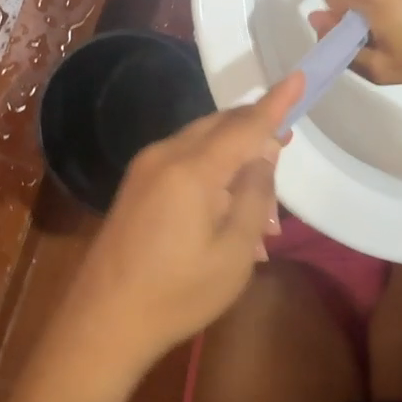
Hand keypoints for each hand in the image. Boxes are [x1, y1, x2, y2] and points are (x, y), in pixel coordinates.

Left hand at [61, 72, 305, 375]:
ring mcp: (144, 169)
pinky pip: (183, 161)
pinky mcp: (135, 186)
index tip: (300, 76)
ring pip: (202, 142)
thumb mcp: (235, 252)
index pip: (245, 124)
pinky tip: (225, 211)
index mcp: (193, 169)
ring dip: (234, 158)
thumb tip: (262, 156)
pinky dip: (211, 172)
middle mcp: (165, 155)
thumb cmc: (177, 293)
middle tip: (283, 155)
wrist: (102, 325)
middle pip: (220, 125)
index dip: (276, 103)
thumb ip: (255, 196)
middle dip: (255, 134)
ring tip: (258, 208)